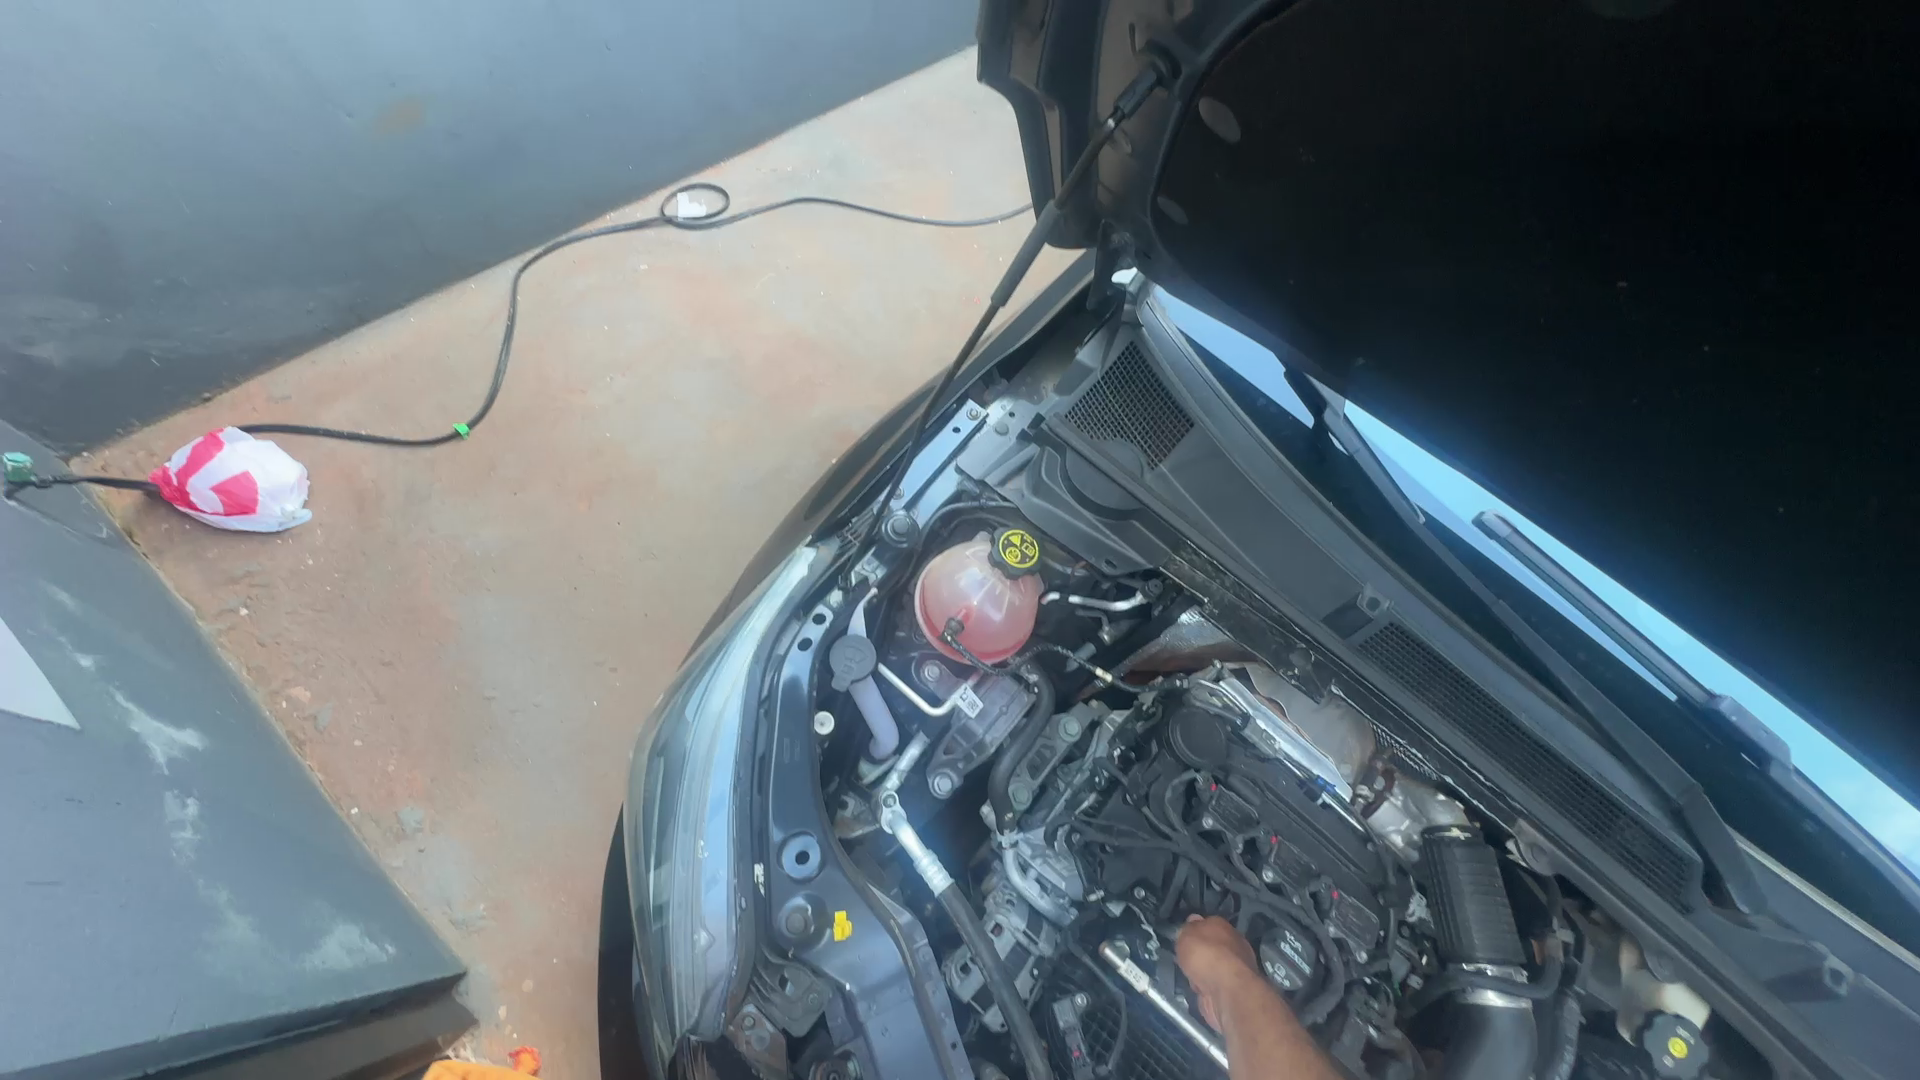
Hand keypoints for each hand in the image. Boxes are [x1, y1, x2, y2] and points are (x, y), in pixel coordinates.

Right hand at [1175, 915, 1264, 1029]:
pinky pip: (1215, 986)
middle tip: (1185, 960)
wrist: (1227, 992)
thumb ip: (1187, 929)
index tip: (1183, 940)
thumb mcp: (1186, 934)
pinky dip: (1207, 989)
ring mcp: (1237, 968)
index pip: (1205, 924)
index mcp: (1221, 925)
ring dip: (1203, 974)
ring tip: (1191, 979)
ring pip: (1213, 968)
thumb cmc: (1205, 955)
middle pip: (1210, 947)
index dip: (1193, 932)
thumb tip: (1192, 924)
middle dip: (1199, 954)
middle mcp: (1233, 944)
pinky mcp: (1235, 990)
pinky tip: (1200, 991)